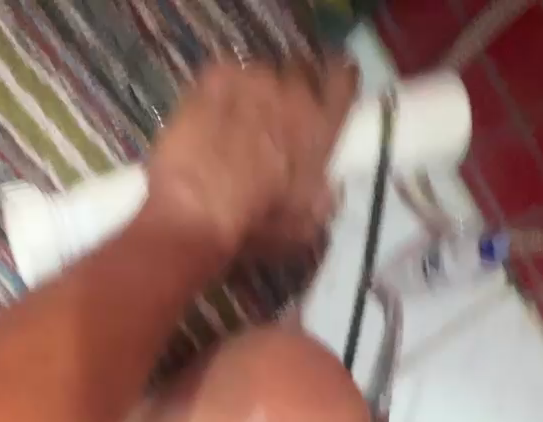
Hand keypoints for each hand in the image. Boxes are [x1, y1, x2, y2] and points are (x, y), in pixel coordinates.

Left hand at [144, 58, 359, 258]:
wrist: (198, 212)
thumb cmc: (254, 226)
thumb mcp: (303, 226)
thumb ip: (322, 198)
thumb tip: (327, 191)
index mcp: (322, 127)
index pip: (344, 82)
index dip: (334, 88)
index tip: (323, 99)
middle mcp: (295, 92)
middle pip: (301, 74)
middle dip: (290, 94)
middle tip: (271, 124)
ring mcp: (255, 79)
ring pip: (260, 75)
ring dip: (251, 96)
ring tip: (232, 128)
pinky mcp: (216, 77)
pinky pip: (223, 78)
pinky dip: (217, 95)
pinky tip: (206, 122)